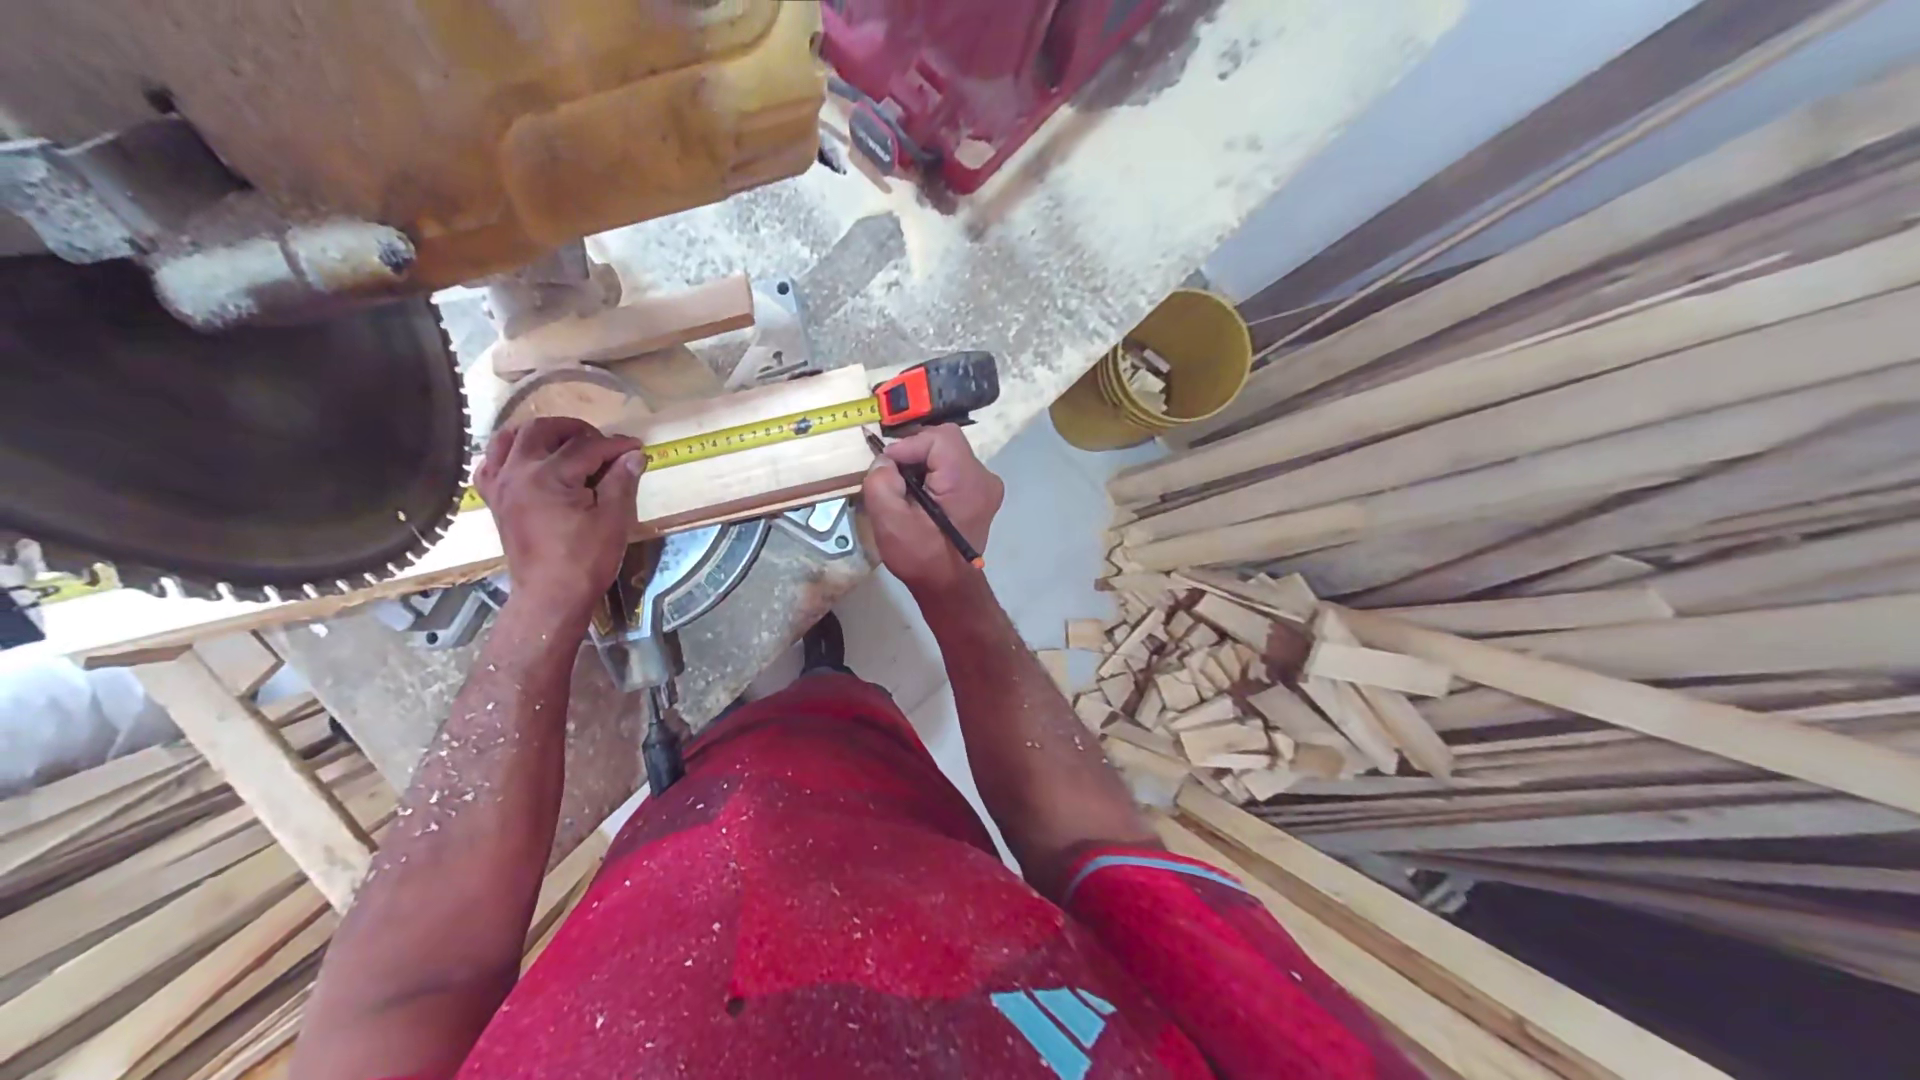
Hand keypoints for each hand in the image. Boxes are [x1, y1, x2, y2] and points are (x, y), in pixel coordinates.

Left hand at [476, 417, 646, 623]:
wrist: (551, 596)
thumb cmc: (586, 561)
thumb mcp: (613, 520)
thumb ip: (622, 481)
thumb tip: (634, 455)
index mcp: (548, 477)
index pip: (586, 447)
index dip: (615, 445)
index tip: (637, 447)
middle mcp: (517, 473)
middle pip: (543, 430)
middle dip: (576, 430)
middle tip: (602, 444)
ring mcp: (500, 485)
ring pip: (509, 438)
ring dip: (539, 434)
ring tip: (565, 443)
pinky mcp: (494, 500)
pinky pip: (492, 462)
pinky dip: (510, 453)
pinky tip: (530, 461)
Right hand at [862, 425, 1003, 594]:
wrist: (948, 587)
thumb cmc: (921, 558)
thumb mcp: (890, 522)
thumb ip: (881, 483)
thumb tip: (885, 461)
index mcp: (967, 481)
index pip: (937, 438)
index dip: (907, 446)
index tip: (887, 467)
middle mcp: (984, 477)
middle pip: (944, 441)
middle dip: (914, 452)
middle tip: (892, 475)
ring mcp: (986, 485)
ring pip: (948, 453)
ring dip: (921, 463)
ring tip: (903, 487)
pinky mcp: (980, 493)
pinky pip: (952, 467)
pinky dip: (932, 473)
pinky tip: (919, 495)